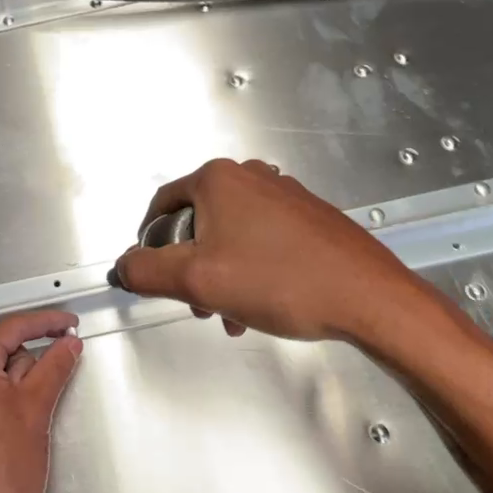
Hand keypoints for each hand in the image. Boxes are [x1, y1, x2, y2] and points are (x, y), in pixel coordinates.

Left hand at [0, 311, 83, 492]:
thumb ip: (54, 368)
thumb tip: (68, 344)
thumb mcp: (37, 410)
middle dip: (34, 358)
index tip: (69, 322)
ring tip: (41, 407)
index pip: (10, 328)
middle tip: (64, 361)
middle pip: (1, 351)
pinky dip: (8, 400)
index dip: (45, 322)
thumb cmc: (2, 474)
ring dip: (22, 382)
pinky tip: (24, 421)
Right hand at [113, 158, 433, 343]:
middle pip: (196, 222)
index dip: (149, 243)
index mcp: (217, 180)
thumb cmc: (281, 282)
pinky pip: (261, 240)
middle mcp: (250, 177)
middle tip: (199, 305)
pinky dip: (251, 270)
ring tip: (234, 315)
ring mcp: (283, 194)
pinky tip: (263, 305)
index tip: (154, 276)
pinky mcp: (309, 216)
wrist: (369, 298)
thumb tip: (123, 266)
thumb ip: (147, 272)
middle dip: (190, 267)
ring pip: (230, 236)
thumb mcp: (197, 282)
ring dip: (221, 276)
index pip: (161, 205)